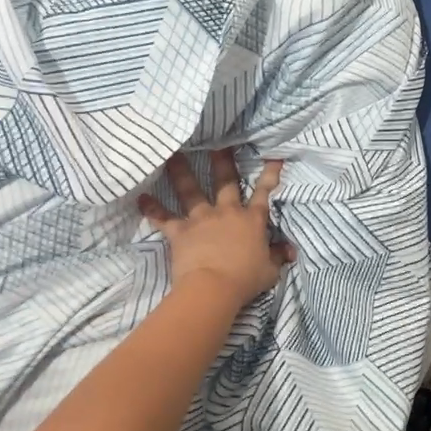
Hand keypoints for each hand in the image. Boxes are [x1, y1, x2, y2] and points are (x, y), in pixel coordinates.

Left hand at [138, 149, 294, 306]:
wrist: (213, 288)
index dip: (270, 174)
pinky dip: (152, 209)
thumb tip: (289, 251)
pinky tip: (141, 198)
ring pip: (191, 191)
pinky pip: (164, 218)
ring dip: (182, 173)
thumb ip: (278, 256)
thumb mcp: (270, 270)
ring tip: (174, 156)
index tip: (272, 157)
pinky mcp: (181, 232)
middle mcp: (227, 212)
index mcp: (252, 219)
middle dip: (222, 161)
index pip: (264, 192)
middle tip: (218, 143)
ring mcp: (202, 219)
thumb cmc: (245, 279)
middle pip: (225, 182)